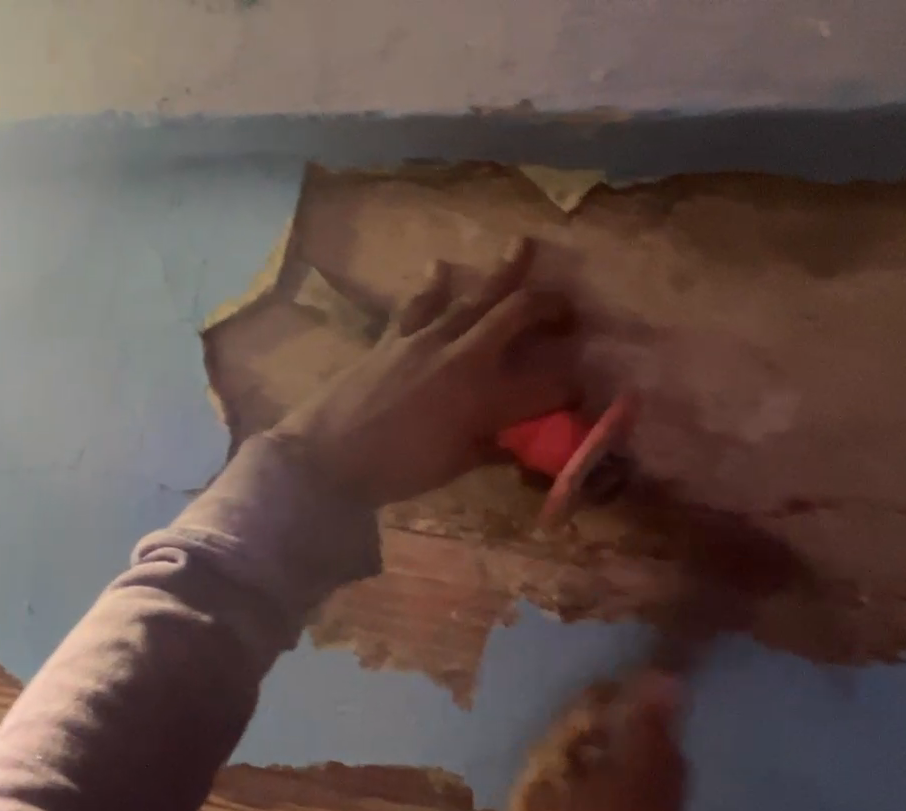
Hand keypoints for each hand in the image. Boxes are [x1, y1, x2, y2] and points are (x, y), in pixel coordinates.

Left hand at [271, 238, 577, 505]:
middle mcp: (463, 357)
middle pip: (517, 315)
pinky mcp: (392, 338)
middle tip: (569, 308)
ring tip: (523, 245)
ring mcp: (425, 340)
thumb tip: (516, 444)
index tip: (582, 389)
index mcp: (484, 398)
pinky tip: (441, 269)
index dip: (570, 386)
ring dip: (503, 271)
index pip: (545, 384)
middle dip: (551, 306)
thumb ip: (489, 450)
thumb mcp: (450, 467)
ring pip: (473, 296)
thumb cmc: (393, 471)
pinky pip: (419, 304)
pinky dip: (433, 286)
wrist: (323, 456)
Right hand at [508, 673, 687, 810]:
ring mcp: (587, 791)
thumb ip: (641, 725)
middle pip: (568, 733)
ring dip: (538, 790)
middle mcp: (619, 766)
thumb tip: (670, 674)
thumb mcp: (625, 778)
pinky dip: (532, 810)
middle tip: (559, 788)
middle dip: (553, 761)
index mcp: (645, 755)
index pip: (602, 705)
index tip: (574, 744)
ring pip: (545, 761)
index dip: (580, 721)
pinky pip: (536, 789)